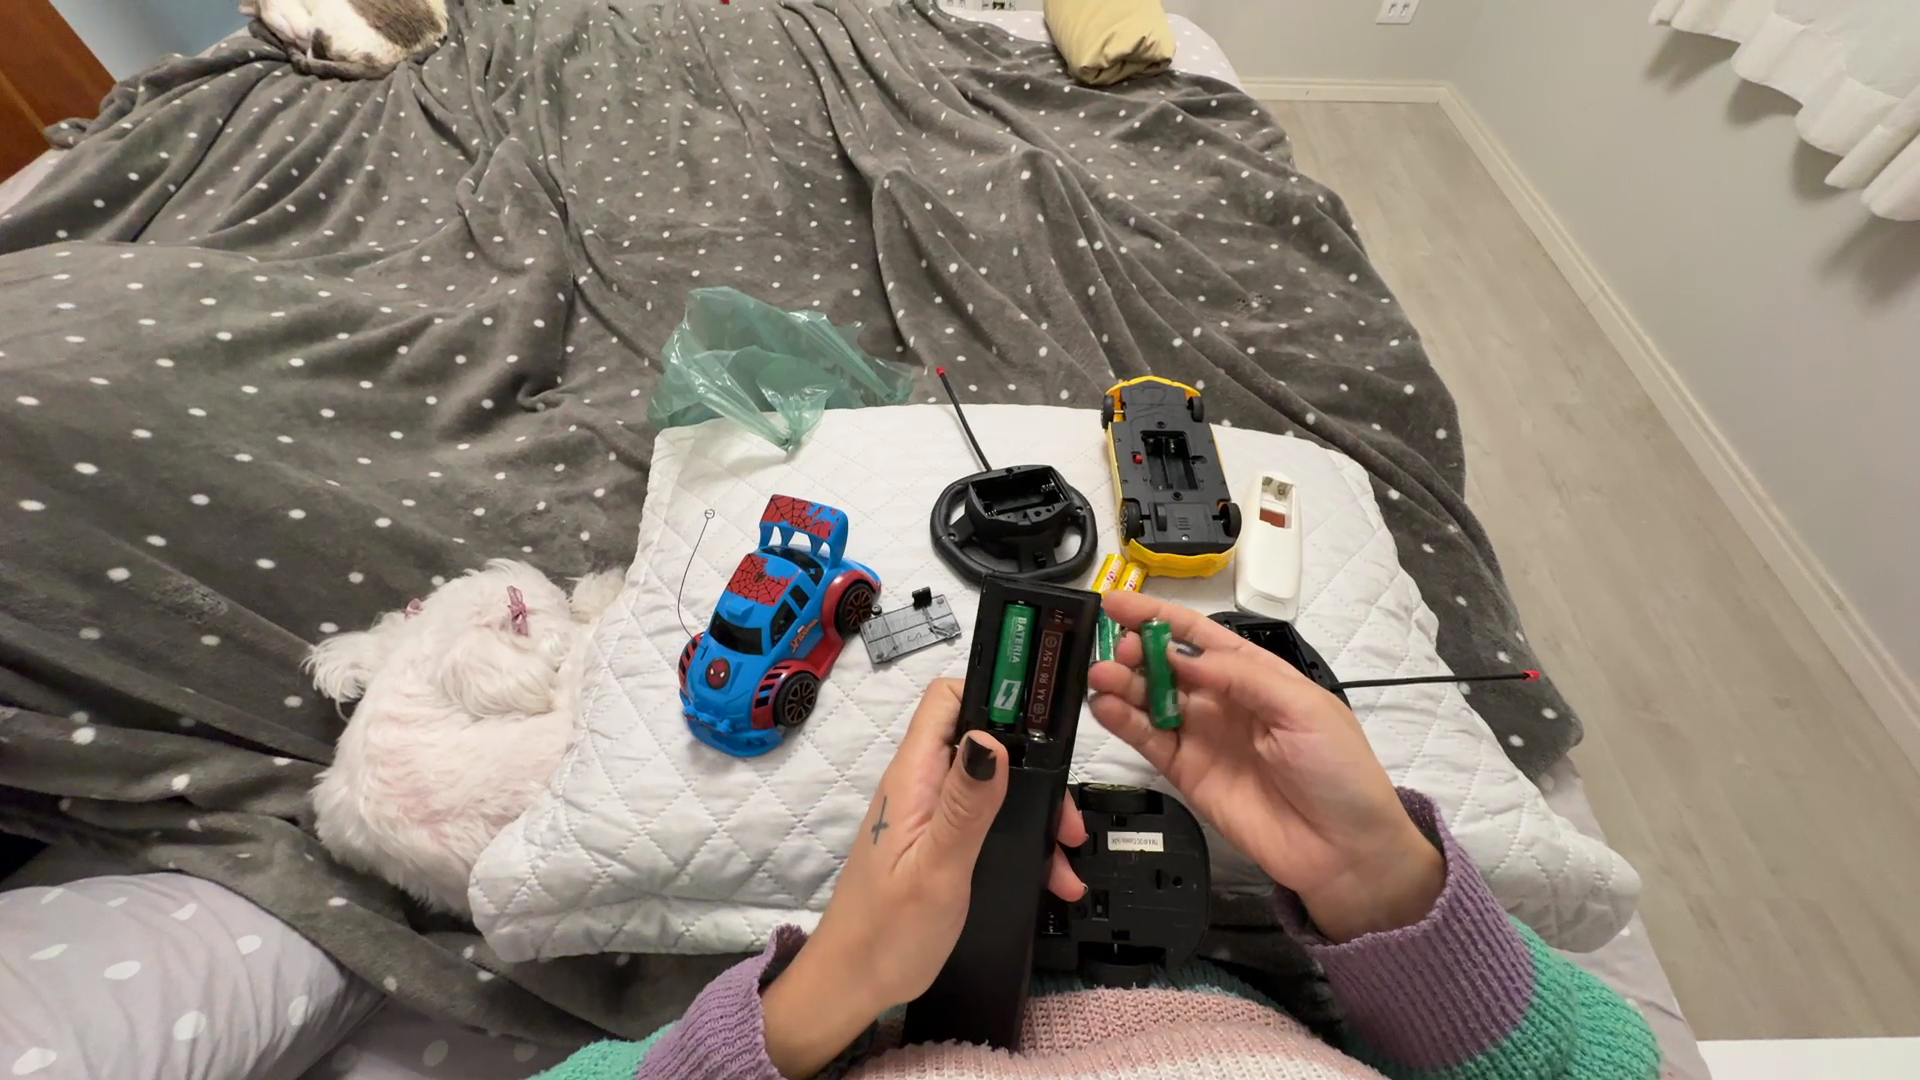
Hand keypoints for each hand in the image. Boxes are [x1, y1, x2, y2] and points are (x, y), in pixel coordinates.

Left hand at [762, 679, 1086, 1078]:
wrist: (854, 985)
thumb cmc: (889, 933)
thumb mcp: (938, 868)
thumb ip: (966, 804)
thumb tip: (988, 739)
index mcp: (914, 775)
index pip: (946, 699)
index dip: (991, 692)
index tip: (1039, 715)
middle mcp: (921, 782)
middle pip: (980, 738)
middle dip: (1031, 766)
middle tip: (1065, 813)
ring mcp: (930, 810)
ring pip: (992, 783)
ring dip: (1034, 810)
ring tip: (1066, 850)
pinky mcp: (938, 837)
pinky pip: (987, 819)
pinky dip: (1020, 838)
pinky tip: (1049, 873)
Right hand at [1087, 592, 1442, 944]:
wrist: (1344, 852)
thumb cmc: (1337, 770)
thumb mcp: (1302, 708)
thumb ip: (1240, 675)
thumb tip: (1179, 654)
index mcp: (1251, 672)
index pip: (1196, 634)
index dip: (1156, 616)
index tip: (1117, 603)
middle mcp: (1218, 697)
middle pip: (1164, 663)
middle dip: (1135, 649)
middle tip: (1117, 651)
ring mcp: (1197, 733)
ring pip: (1147, 698)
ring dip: (1121, 683)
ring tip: (1100, 676)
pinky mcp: (1182, 769)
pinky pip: (1145, 738)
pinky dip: (1121, 721)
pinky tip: (1104, 707)